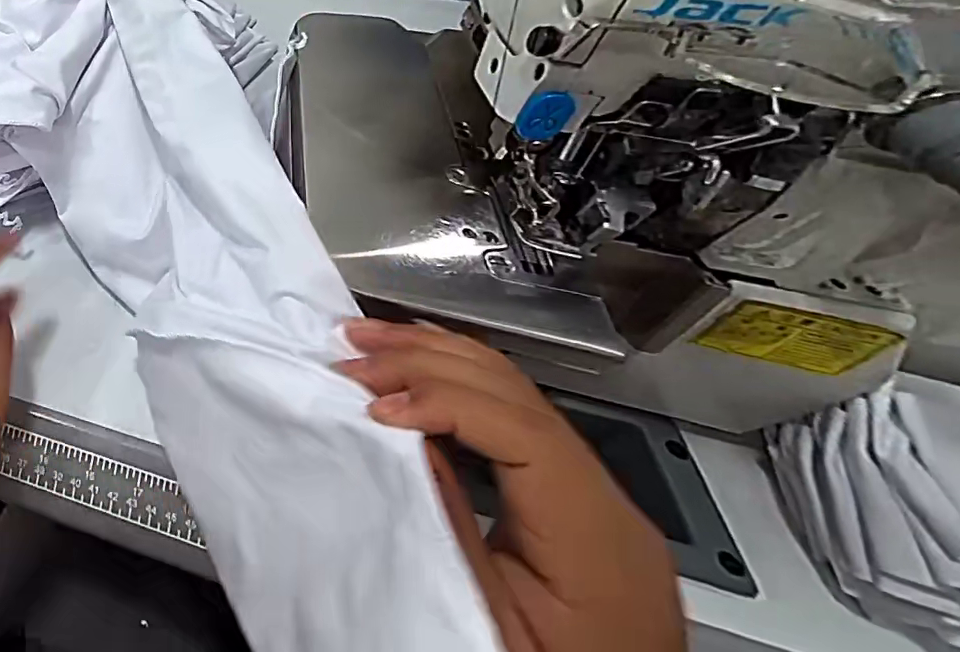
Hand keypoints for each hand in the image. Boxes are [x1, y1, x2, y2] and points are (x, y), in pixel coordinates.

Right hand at [336, 319, 684, 651]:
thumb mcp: (491, 620)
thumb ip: (452, 527)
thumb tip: (406, 439)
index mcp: (597, 537)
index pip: (524, 433)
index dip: (446, 403)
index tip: (378, 408)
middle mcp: (605, 495)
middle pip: (514, 394)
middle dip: (425, 363)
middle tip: (354, 355)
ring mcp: (590, 481)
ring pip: (511, 385)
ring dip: (432, 353)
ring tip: (370, 339)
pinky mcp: (567, 479)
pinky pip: (509, 402)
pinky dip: (453, 369)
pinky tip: (415, 355)